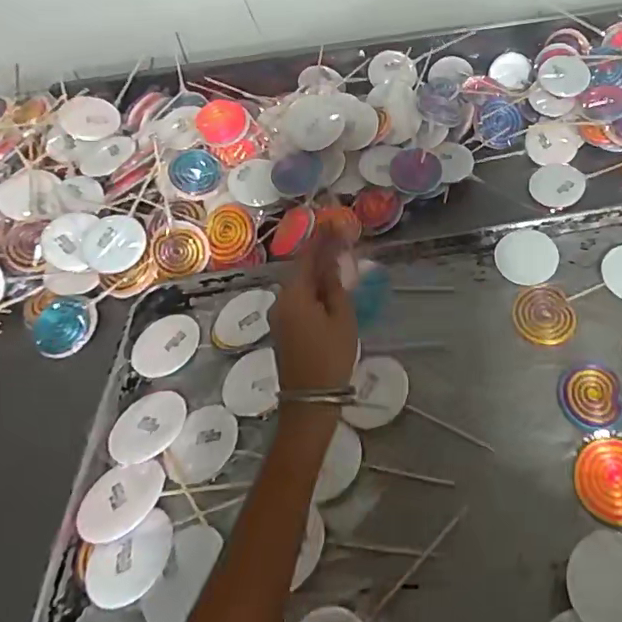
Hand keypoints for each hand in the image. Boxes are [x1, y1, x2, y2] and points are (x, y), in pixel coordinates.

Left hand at [269, 232, 357, 392]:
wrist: (310, 399)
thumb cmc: (331, 357)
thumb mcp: (342, 319)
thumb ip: (336, 288)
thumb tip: (331, 266)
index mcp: (295, 296)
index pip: (307, 258)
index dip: (321, 239)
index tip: (333, 222)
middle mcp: (280, 301)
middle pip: (301, 270)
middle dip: (319, 254)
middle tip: (340, 240)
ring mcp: (279, 316)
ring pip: (299, 285)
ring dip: (317, 272)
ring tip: (338, 260)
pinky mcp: (283, 328)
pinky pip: (298, 299)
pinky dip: (312, 289)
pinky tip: (328, 287)